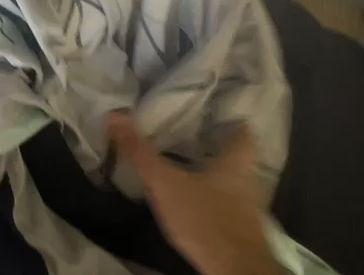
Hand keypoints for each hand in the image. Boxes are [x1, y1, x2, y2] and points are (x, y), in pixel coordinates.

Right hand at [107, 114, 278, 274]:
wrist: (237, 274)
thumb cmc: (206, 219)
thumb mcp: (164, 182)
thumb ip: (140, 150)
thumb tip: (114, 114)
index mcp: (235, 163)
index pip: (241, 131)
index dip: (228, 117)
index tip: (210, 106)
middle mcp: (249, 181)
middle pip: (236, 155)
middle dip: (215, 142)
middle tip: (190, 127)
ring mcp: (248, 208)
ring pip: (232, 178)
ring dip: (213, 168)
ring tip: (186, 156)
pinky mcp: (241, 229)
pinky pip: (228, 200)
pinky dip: (213, 192)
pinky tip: (193, 192)